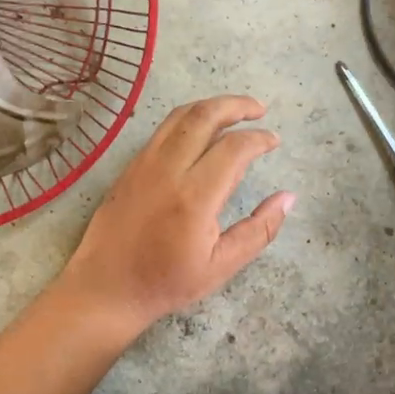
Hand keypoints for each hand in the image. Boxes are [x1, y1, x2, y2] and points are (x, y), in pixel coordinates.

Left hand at [55, 96, 295, 337]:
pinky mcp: (130, 167)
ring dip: (210, 107)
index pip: (234, 148)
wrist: (106, 288)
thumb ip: (259, 230)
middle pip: (204, 116)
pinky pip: (162, 130)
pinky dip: (187, 120)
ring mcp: (144, 164)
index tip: (273, 141)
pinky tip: (201, 131)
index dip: (259, 139)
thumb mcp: (220, 266)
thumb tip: (288, 198)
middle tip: (259, 109)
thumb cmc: (165, 282)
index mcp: (194, 197)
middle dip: (236, 105)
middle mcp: (167, 171)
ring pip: (179, 117)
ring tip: (234, 111)